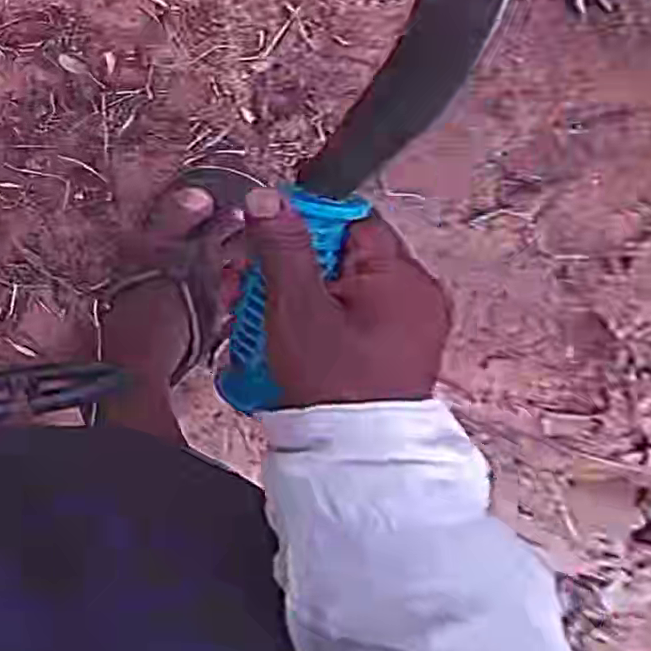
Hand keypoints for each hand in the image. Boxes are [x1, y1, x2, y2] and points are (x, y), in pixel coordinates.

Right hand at [244, 188, 452, 407]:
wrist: (350, 451)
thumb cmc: (332, 380)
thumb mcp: (296, 305)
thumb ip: (282, 248)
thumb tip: (269, 199)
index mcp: (399, 278)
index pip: (348, 217)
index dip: (299, 220)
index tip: (261, 232)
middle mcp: (406, 294)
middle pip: (331, 249)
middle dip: (278, 262)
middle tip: (244, 281)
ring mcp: (393, 319)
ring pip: (325, 278)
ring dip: (279, 288)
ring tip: (250, 311)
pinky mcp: (375, 339)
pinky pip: (330, 305)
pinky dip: (296, 310)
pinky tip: (270, 327)